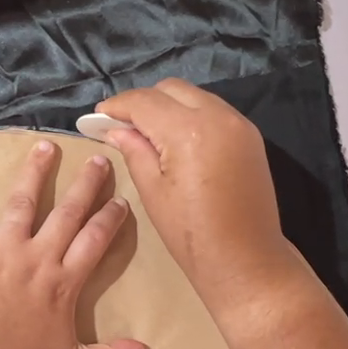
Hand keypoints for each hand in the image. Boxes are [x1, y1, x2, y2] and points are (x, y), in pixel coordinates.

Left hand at [0, 140, 148, 348]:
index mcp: (64, 283)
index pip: (95, 241)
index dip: (110, 219)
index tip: (121, 201)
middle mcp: (37, 259)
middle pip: (67, 213)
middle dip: (86, 185)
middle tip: (98, 160)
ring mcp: (2, 254)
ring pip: (23, 204)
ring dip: (35, 174)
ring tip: (45, 146)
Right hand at [96, 79, 304, 313]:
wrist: (246, 259)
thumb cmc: (191, 234)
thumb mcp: (153, 192)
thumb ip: (134, 151)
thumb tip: (116, 130)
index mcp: (188, 131)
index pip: (144, 102)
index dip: (117, 106)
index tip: (97, 117)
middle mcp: (217, 116)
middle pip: (170, 89)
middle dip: (143, 102)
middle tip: (121, 127)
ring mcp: (238, 123)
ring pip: (194, 96)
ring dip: (168, 106)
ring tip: (147, 133)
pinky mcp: (250, 136)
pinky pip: (213, 111)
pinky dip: (191, 115)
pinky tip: (177, 140)